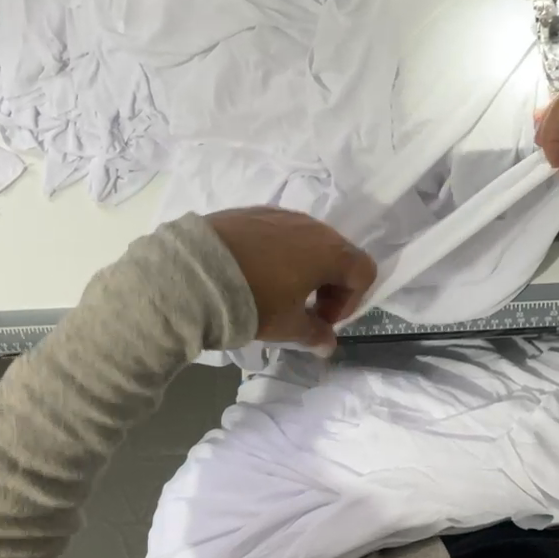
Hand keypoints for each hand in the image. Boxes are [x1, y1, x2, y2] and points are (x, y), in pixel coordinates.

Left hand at [206, 208, 376, 352]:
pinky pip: (278, 233)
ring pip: (307, 242)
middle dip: (328, 285)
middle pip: (338, 254)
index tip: (323, 321)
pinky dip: (277, 253)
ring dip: (303, 268)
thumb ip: (314, 334)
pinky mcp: (252, 212)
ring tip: (275, 292)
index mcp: (330, 251)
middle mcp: (312, 226)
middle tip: (303, 310)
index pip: (364, 271)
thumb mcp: (287, 326)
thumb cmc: (254, 301)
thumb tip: (327, 345)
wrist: (194, 273)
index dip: (351, 302)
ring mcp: (281, 215)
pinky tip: (252, 273)